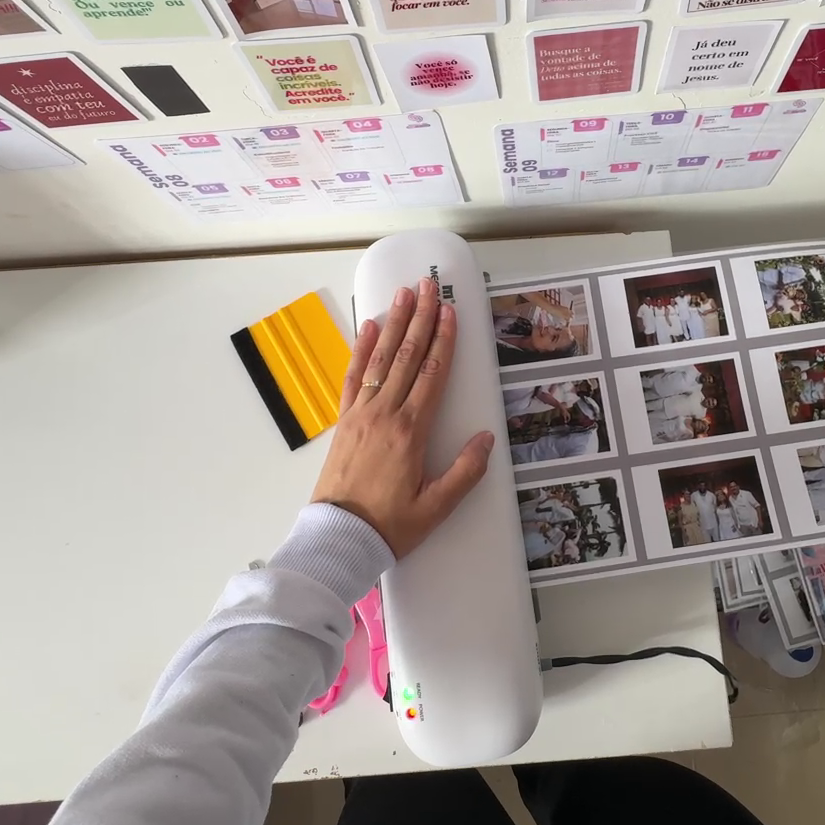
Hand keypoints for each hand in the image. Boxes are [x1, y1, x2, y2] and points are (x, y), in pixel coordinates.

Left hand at [311, 279, 494, 558]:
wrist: (337, 539)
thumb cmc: (389, 525)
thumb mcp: (436, 506)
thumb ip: (465, 472)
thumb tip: (486, 439)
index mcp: (411, 430)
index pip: (432, 373)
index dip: (444, 340)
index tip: (450, 311)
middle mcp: (385, 413)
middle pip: (407, 355)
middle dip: (421, 318)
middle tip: (428, 285)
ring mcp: (361, 413)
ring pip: (380, 358)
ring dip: (394, 323)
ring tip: (403, 294)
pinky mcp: (344, 421)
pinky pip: (353, 376)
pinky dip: (361, 349)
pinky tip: (368, 327)